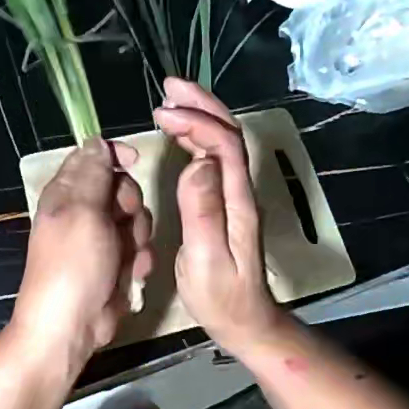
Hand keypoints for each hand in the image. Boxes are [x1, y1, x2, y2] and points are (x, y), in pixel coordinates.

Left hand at [9, 138, 154, 365]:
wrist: (71, 326)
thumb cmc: (73, 266)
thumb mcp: (83, 212)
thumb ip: (93, 173)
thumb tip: (96, 140)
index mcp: (67, 193)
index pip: (93, 157)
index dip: (115, 156)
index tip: (135, 163)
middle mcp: (83, 211)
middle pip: (122, 188)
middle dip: (131, 206)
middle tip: (123, 223)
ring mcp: (101, 239)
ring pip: (136, 219)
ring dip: (138, 237)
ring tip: (126, 258)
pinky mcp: (115, 263)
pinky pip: (139, 248)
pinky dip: (139, 260)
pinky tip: (132, 274)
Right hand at [152, 78, 291, 354]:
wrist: (245, 321)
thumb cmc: (222, 297)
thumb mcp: (205, 260)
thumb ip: (202, 212)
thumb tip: (198, 163)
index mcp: (236, 201)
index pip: (224, 146)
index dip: (198, 122)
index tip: (164, 113)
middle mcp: (239, 192)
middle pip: (229, 135)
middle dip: (203, 106)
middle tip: (170, 87)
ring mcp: (234, 197)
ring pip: (222, 145)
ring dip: (200, 118)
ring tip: (169, 103)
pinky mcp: (225, 204)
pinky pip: (214, 160)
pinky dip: (196, 140)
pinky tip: (179, 138)